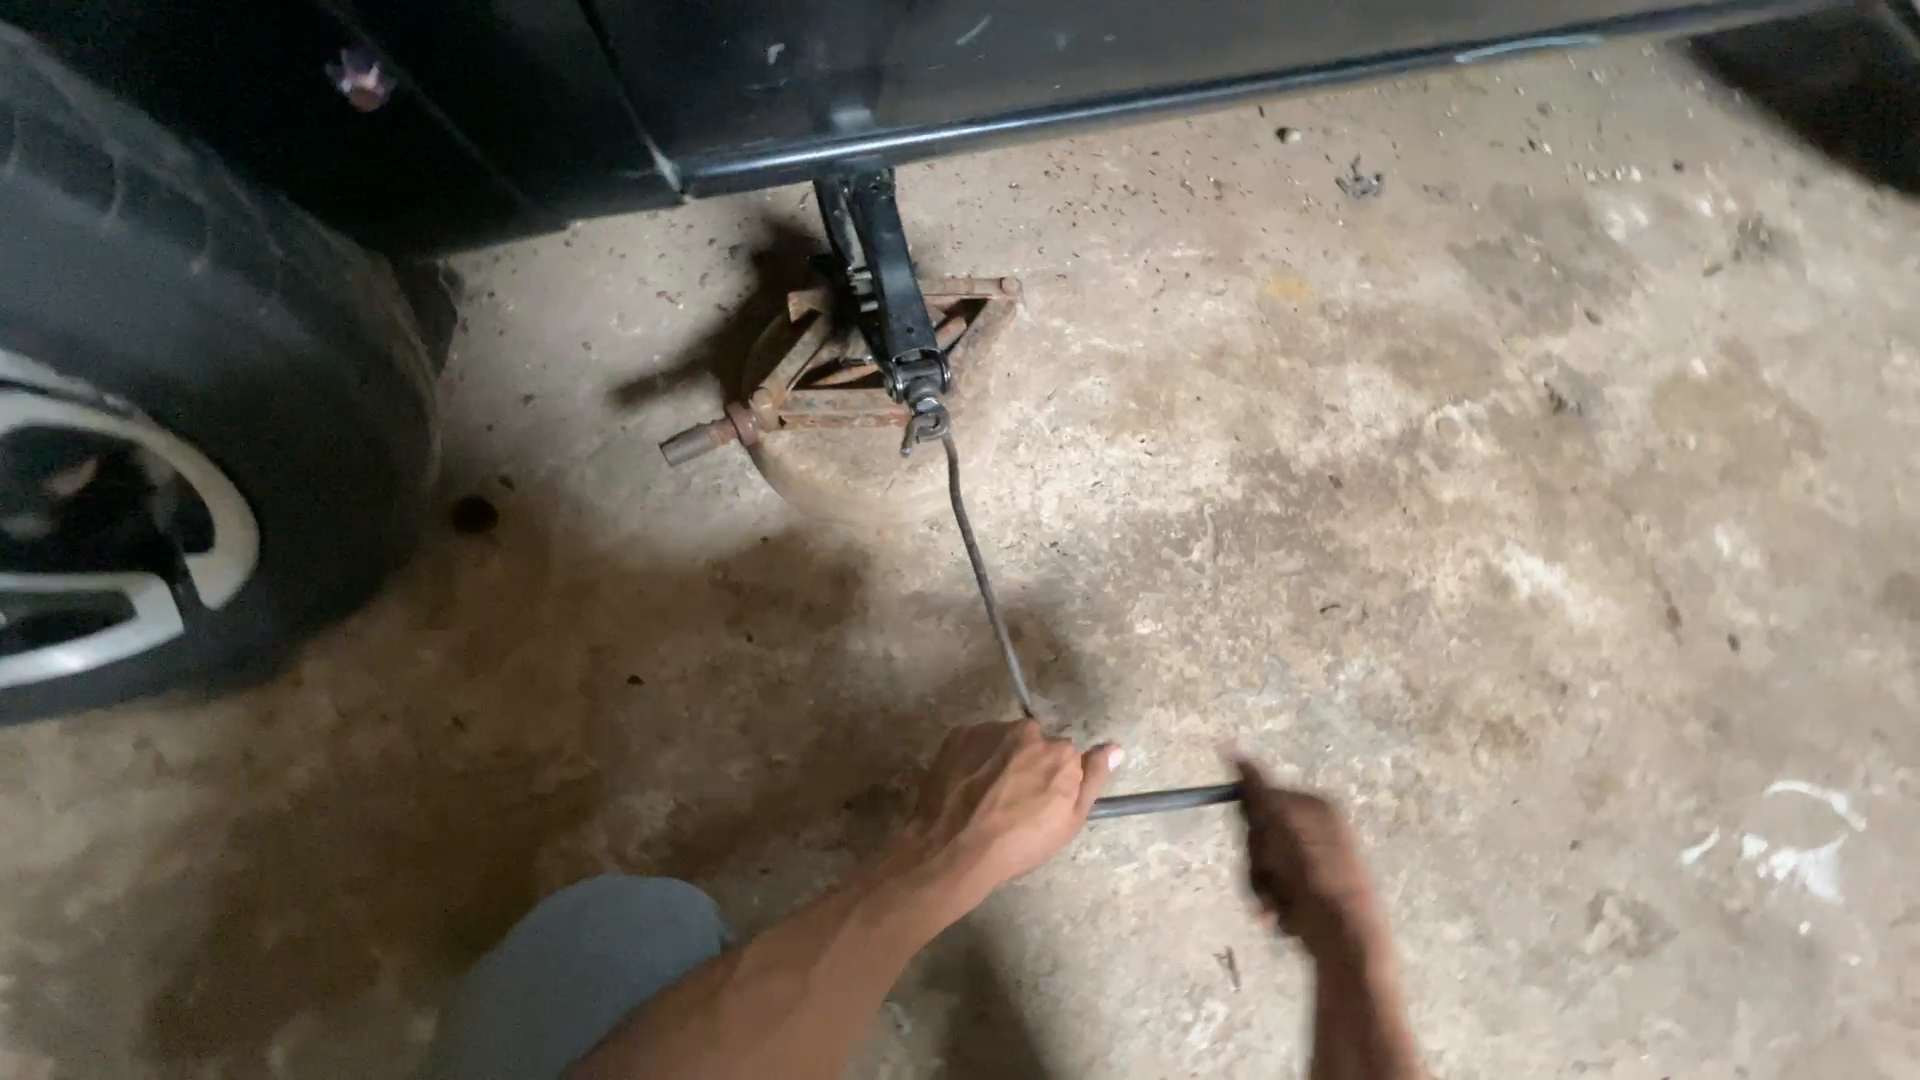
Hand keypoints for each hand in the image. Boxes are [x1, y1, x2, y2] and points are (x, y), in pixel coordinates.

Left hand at [900, 721, 1119, 918]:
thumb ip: (1093, 778)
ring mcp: (989, 729)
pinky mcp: (958, 734)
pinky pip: (974, 742)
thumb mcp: (1068, 821)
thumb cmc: (1020, 842)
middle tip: (1010, 799)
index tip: (1038, 803)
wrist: (954, 846)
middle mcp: (1027, 730)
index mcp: (1059, 751)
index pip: (1063, 758)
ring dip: (999, 758)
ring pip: (1002, 740)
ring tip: (984, 795)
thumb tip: (1115, 748)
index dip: (1053, 781)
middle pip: (1033, 744)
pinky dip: (973, 758)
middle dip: (1027, 764)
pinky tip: (966, 785)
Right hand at [1234, 759, 1383, 959]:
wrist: (1349, 943)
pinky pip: (1279, 890)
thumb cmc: (1314, 879)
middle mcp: (1321, 830)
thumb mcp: (1279, 826)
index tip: (1255, 846)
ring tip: (1274, 907)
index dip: (1251, 824)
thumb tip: (1230, 745)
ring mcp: (1320, 863)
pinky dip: (1275, 904)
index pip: (1261, 800)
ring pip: (1266, 866)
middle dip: (1256, 863)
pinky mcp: (1318, 894)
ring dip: (1262, 888)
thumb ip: (1256, 789)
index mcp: (1317, 806)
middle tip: (1266, 880)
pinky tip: (1283, 918)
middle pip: (1262, 835)